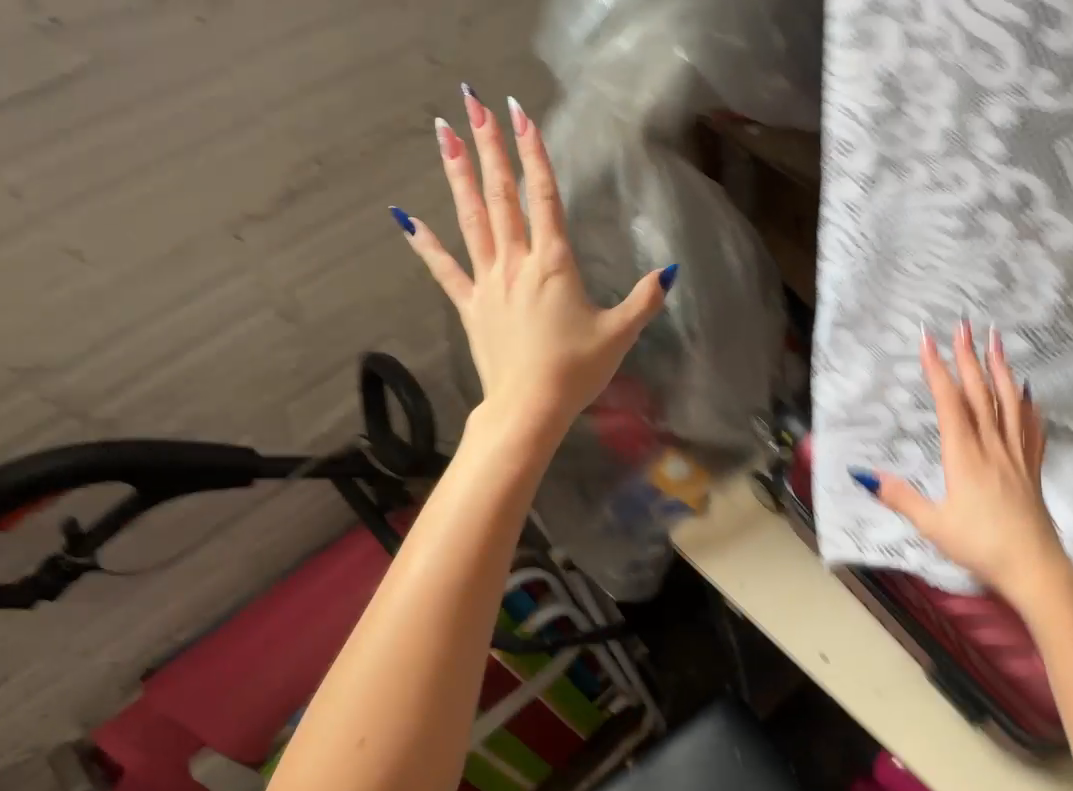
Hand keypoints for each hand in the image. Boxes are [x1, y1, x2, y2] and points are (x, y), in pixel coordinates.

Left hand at [395, 87, 675, 432]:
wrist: (530, 406)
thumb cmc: (577, 370)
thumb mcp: (620, 335)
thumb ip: (643, 301)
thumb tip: (669, 272)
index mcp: (553, 264)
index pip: (544, 198)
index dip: (534, 154)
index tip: (521, 114)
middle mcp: (517, 263)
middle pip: (502, 195)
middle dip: (489, 146)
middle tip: (473, 102)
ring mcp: (489, 283)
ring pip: (472, 219)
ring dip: (458, 175)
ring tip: (444, 134)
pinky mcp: (472, 307)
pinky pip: (445, 269)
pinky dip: (425, 244)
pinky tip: (404, 218)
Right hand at [854, 321, 1072, 603]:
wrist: (1033, 564)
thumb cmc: (979, 545)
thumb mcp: (933, 525)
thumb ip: (901, 497)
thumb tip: (864, 476)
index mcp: (964, 456)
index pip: (950, 403)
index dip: (937, 369)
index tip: (928, 340)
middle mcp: (992, 446)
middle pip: (981, 393)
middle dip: (969, 358)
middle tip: (964, 325)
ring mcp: (1017, 454)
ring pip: (1010, 402)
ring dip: (1001, 369)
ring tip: (997, 342)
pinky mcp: (1032, 467)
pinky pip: (1031, 427)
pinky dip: (1028, 405)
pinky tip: (1028, 393)